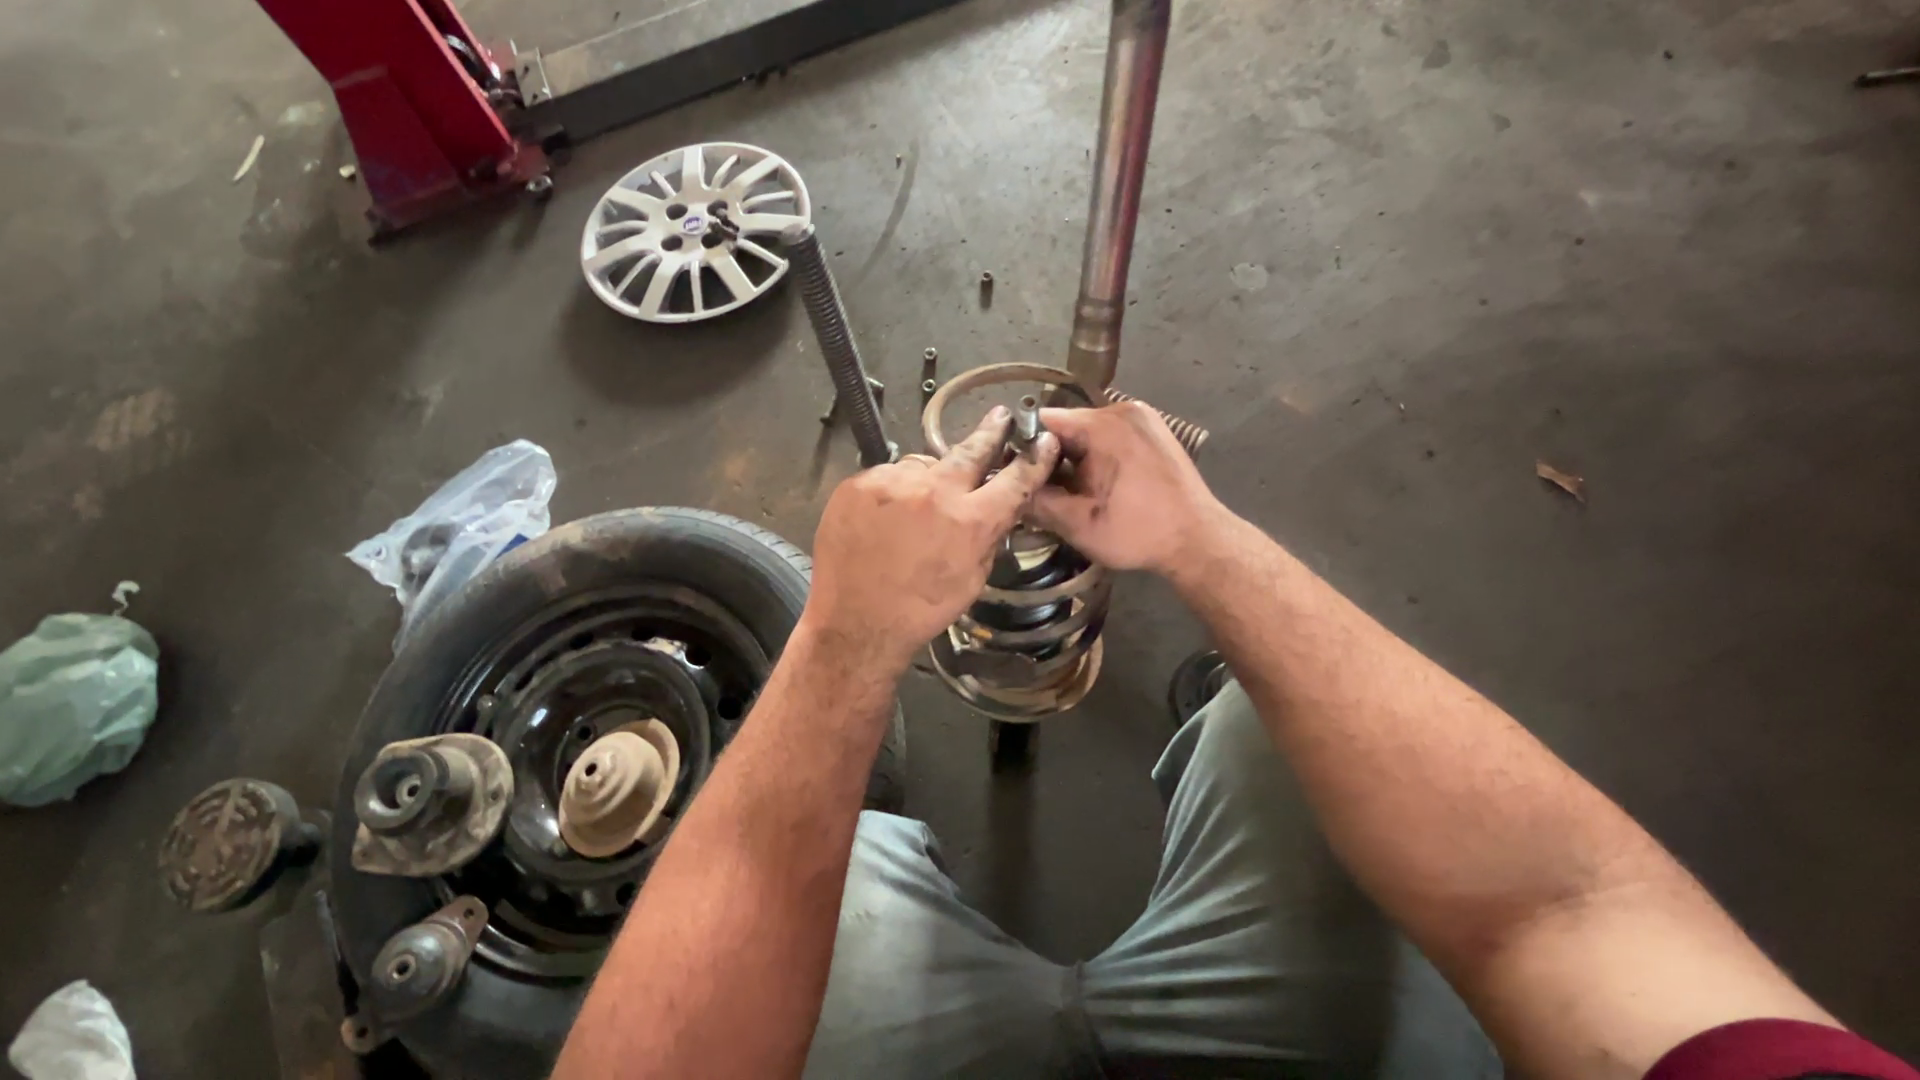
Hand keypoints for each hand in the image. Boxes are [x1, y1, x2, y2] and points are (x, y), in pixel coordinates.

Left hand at [804, 408, 1061, 673]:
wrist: (854, 623)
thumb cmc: (919, 611)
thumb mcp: (972, 579)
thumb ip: (987, 536)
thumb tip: (997, 509)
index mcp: (970, 521)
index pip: (1014, 479)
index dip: (1033, 459)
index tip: (1044, 442)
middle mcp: (933, 492)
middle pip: (969, 451)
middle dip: (989, 433)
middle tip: (999, 417)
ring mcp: (892, 483)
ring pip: (921, 467)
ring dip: (926, 481)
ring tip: (914, 511)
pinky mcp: (858, 484)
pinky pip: (887, 477)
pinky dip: (892, 492)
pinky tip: (885, 519)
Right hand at [1030, 402, 1228, 574]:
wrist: (1197, 540)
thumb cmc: (1137, 532)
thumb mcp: (1078, 524)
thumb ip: (1036, 500)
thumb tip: (1006, 488)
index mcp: (1103, 426)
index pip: (1044, 421)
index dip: (1023, 446)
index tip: (1014, 474)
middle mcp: (1122, 410)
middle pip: (1066, 425)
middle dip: (1050, 456)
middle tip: (1040, 490)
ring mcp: (1142, 417)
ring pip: (1087, 431)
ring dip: (1074, 457)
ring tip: (1070, 491)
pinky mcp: (1153, 429)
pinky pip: (1110, 435)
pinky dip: (1097, 455)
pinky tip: (1098, 484)